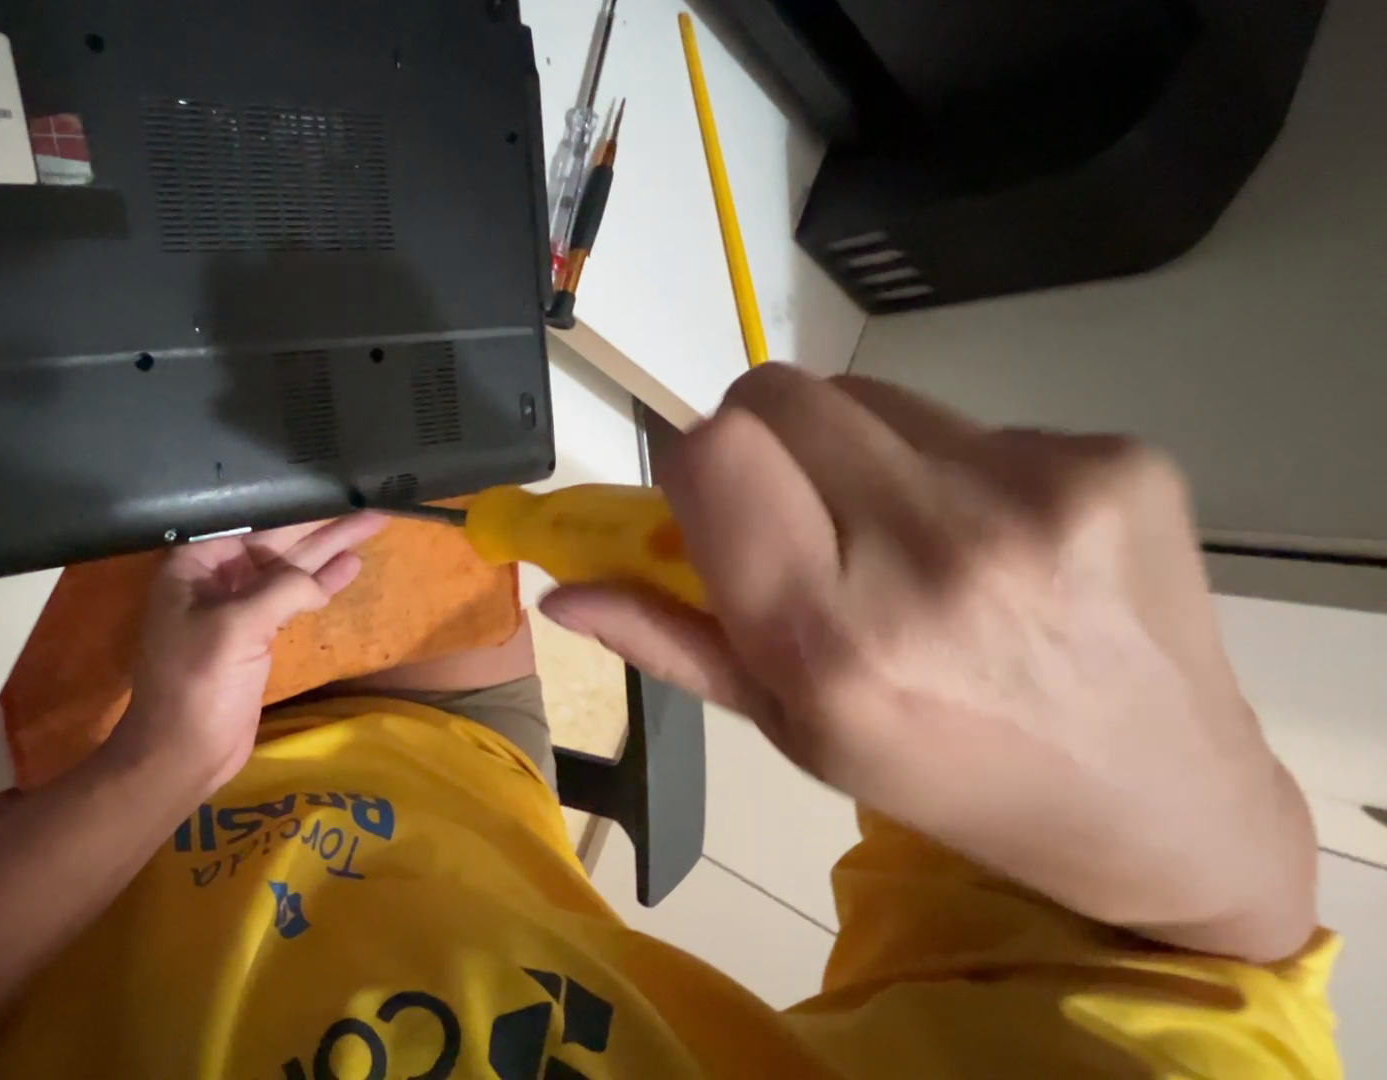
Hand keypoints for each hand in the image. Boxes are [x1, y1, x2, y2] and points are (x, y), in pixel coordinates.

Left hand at [113, 514, 386, 792]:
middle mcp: (217, 577)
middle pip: (277, 542)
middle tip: (367, 506)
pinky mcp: (258, 633)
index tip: (329, 488)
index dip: (292, 506)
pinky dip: (322, 584)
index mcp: (196, 565)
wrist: (184, 752)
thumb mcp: (235, 627)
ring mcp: (239, 607)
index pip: (250, 522)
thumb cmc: (196, 684)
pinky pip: (294, 598)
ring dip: (329, 550)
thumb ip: (282, 591)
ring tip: (372, 524)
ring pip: (291, 569)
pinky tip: (351, 566)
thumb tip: (320, 582)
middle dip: (321, 526)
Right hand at [542, 366, 1316, 961]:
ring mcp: (1035, 494)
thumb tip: (559, 593)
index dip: (692, 461)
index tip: (710, 502)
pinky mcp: (1113, 459)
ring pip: (860, 391)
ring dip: (843, 445)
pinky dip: (936, 461)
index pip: (713, 454)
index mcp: (832, 635)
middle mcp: (932, 551)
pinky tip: (981, 534)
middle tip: (789, 504)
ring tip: (892, 528)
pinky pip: (958, 416)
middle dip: (754, 434)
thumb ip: (665, 641)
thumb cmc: (930, 768)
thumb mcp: (781, 723)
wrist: (1154, 800)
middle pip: (776, 393)